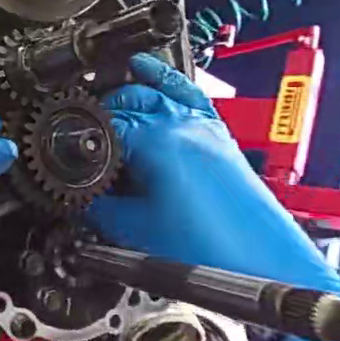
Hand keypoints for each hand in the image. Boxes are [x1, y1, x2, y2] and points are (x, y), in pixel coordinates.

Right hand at [87, 54, 339, 340]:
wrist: (266, 267)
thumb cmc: (212, 253)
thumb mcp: (135, 230)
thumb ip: (100, 206)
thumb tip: (84, 198)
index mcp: (157, 141)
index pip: (106, 125)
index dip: (84, 140)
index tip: (73, 155)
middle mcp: (181, 124)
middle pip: (128, 101)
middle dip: (103, 115)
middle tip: (87, 138)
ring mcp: (203, 127)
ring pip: (156, 93)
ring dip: (129, 93)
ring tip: (106, 94)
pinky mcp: (218, 137)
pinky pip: (188, 95)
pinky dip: (166, 80)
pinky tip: (151, 73)